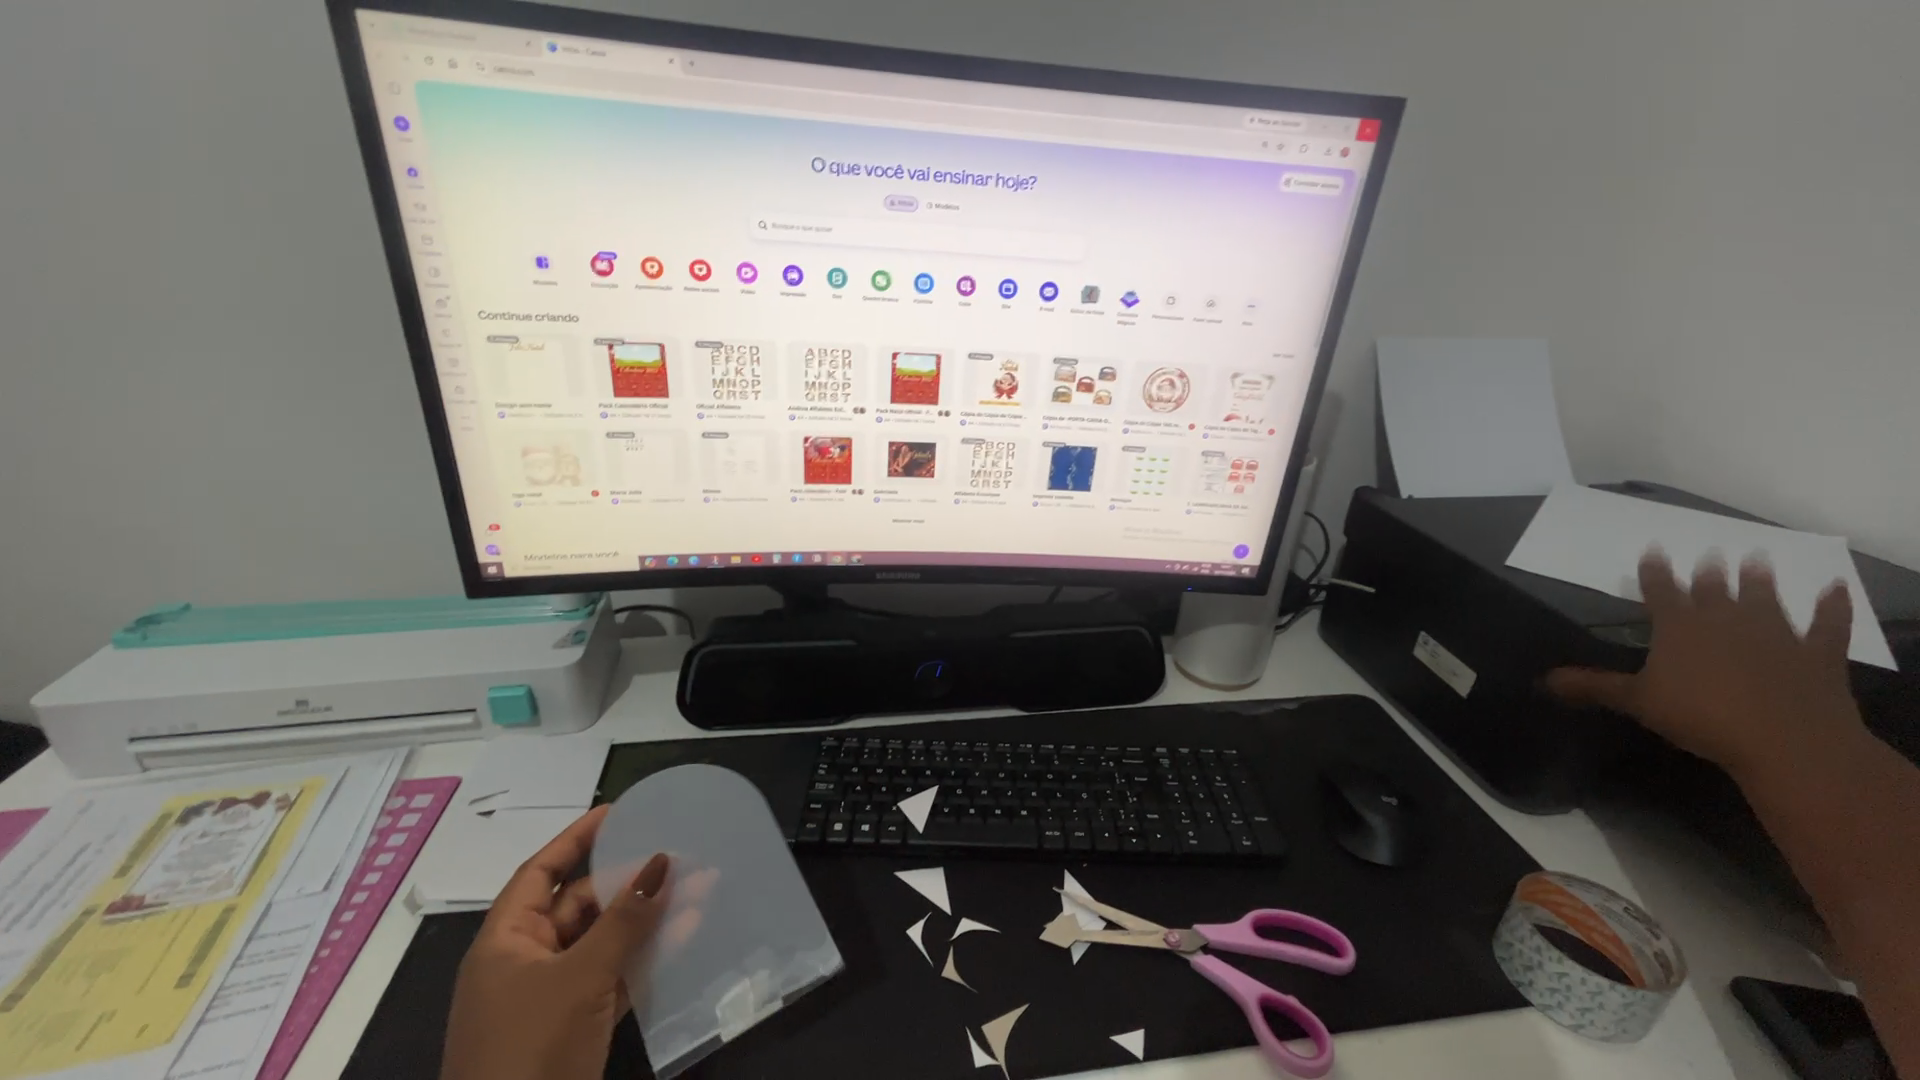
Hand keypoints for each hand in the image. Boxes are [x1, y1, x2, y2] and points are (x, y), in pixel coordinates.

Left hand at [441, 805, 666, 1079]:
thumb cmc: (531, 1050)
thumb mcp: (581, 977)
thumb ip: (625, 919)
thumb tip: (661, 861)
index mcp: (505, 942)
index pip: (541, 873)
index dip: (577, 839)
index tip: (617, 811)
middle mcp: (524, 961)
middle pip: (578, 905)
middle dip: (628, 882)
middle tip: (678, 857)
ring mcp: (549, 997)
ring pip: (602, 942)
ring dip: (646, 921)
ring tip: (698, 893)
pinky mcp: (573, 1027)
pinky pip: (612, 977)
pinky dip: (644, 959)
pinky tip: (685, 940)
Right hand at [1547, 548, 1865, 780]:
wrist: (1786, 740)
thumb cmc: (1700, 716)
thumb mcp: (1636, 702)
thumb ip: (1593, 686)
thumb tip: (1545, 679)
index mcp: (1678, 626)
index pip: (1660, 591)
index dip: (1653, 571)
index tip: (1652, 550)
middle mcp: (1725, 619)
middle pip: (1713, 589)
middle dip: (1708, 571)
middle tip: (1710, 554)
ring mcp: (1775, 633)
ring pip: (1764, 598)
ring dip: (1759, 579)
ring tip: (1756, 560)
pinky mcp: (1817, 652)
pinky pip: (1827, 624)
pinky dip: (1833, 606)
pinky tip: (1836, 589)